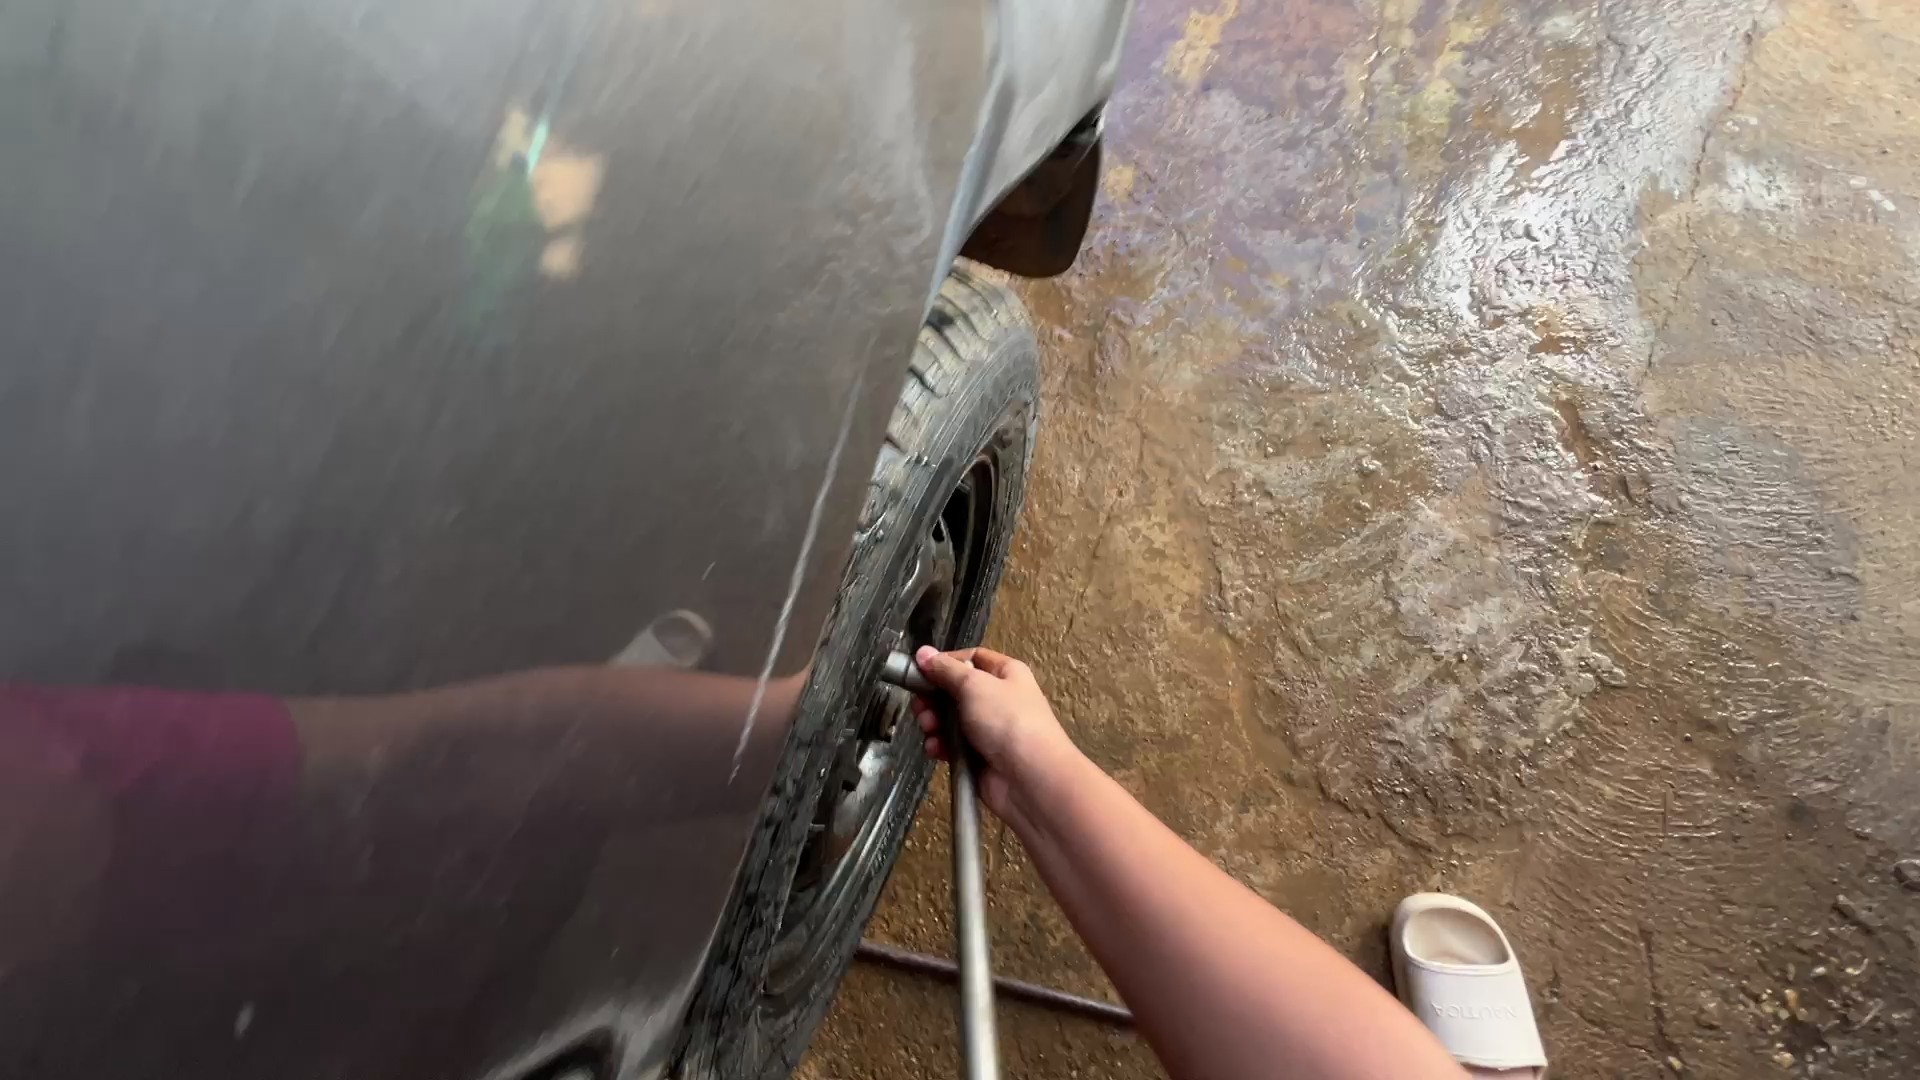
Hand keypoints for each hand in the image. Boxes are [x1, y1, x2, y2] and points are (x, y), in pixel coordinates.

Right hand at [910, 645, 1077, 818]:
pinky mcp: (978, 755)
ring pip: (949, 718)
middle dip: (933, 697)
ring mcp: (988, 728)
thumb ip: (945, 669)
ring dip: (934, 722)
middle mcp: (997, 698)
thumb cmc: (1007, 720)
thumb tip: (923, 652)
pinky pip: (951, 744)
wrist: (1029, 778)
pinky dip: (940, 745)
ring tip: (930, 728)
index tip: (921, 669)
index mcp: (1005, 673)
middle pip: (954, 689)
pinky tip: (935, 748)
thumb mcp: (974, 684)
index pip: (971, 658)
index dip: (946, 662)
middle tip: (921, 705)